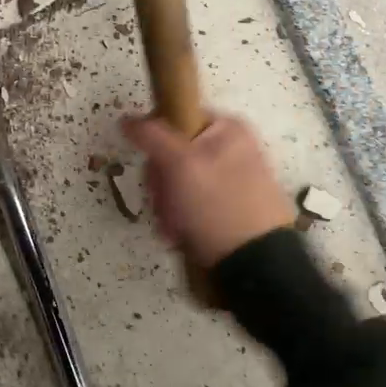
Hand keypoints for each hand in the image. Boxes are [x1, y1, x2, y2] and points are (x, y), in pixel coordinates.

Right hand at [120, 114, 296, 268]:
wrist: (258, 268)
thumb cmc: (219, 207)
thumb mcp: (180, 165)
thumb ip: (150, 135)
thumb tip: (126, 119)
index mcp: (227, 129)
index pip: (172, 118)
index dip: (155, 141)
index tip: (154, 165)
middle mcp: (232, 148)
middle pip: (171, 151)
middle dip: (161, 181)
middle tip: (166, 200)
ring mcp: (232, 178)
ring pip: (177, 179)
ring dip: (167, 202)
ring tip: (175, 223)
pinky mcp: (230, 205)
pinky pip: (190, 200)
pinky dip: (180, 215)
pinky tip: (182, 231)